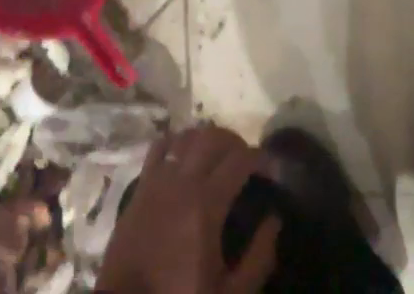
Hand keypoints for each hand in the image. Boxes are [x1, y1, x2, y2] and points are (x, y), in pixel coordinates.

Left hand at [97, 125, 279, 293]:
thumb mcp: (230, 292)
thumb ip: (259, 257)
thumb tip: (274, 220)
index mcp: (207, 204)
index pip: (241, 158)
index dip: (263, 158)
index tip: (272, 172)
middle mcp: (182, 181)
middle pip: (214, 137)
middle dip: (237, 143)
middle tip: (248, 163)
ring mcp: (158, 180)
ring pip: (187, 136)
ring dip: (208, 139)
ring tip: (219, 157)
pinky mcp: (140, 186)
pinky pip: (159, 147)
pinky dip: (177, 142)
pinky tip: (186, 155)